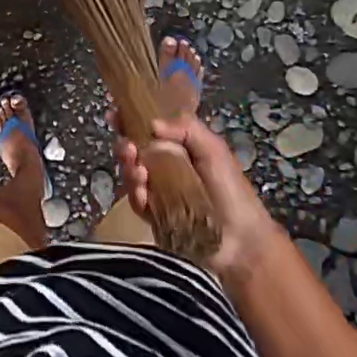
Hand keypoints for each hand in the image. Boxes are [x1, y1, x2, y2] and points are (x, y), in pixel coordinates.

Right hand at [115, 113, 287, 279]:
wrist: (242, 240)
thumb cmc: (231, 189)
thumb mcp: (212, 148)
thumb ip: (185, 128)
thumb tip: (151, 124)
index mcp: (176, 147)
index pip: (145, 128)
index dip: (128, 120)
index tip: (114, 115)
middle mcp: (162, 166)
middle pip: (132, 150)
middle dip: (124, 146)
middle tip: (127, 147)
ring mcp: (157, 191)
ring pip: (130, 174)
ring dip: (127, 169)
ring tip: (137, 170)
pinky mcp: (155, 216)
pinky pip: (136, 202)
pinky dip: (135, 194)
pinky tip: (142, 191)